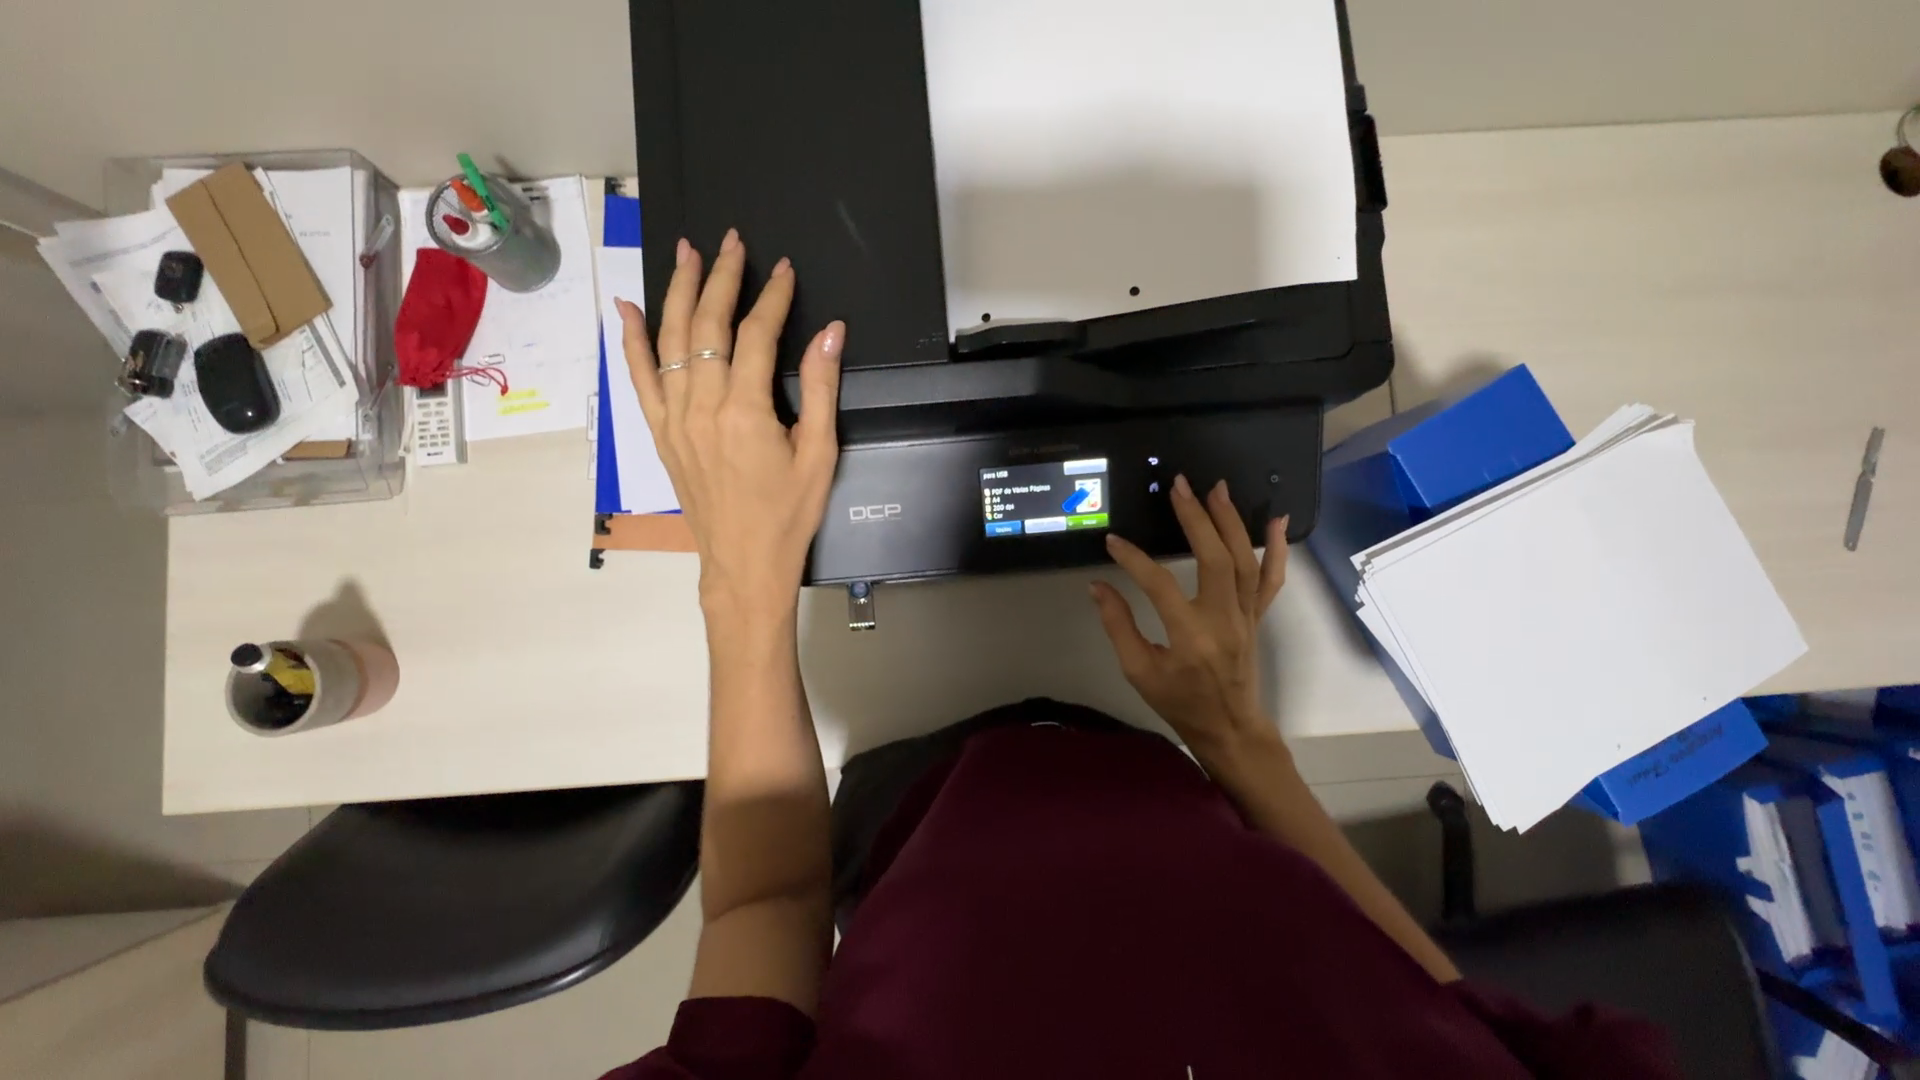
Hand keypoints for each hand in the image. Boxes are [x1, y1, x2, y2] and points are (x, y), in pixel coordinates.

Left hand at [616, 230, 845, 626]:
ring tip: (686, 253)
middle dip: (720, 279)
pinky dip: (633, 341)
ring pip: (670, 342)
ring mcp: (674, 419)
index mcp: (744, 411)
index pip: (754, 335)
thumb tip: (830, 332)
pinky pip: (640, 378)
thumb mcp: (819, 453)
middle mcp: (701, 407)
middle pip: (706, 327)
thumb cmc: (788, 515)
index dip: (771, 298)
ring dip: (678, 293)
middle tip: (731, 242)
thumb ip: (819, 388)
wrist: (743, 564)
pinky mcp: (660, 434)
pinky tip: (628, 309)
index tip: (784, 271)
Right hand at [1091, 475, 1288, 756]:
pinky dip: (1277, 548)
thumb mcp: (1138, 671)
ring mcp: (1246, 616)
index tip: (1114, 543)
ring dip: (1232, 521)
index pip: (1160, 585)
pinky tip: (1276, 519)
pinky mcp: (1257, 616)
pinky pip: (1272, 580)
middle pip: (1216, 559)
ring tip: (1216, 489)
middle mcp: (1224, 620)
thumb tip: (1098, 586)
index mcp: (1190, 636)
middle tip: (1180, 487)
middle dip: (1198, 519)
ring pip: (1246, 561)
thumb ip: (1118, 626)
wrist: (1228, 728)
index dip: (1134, 560)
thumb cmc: (1179, 703)